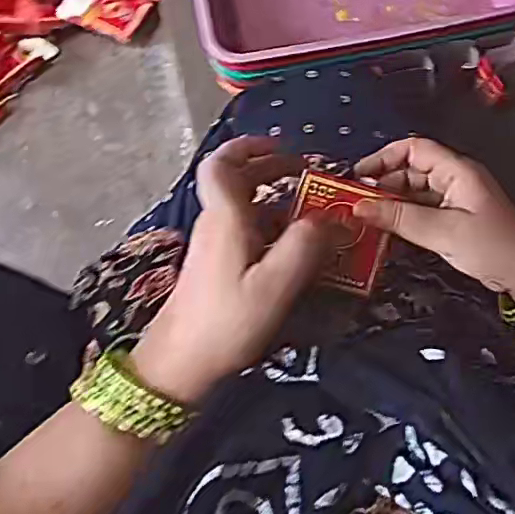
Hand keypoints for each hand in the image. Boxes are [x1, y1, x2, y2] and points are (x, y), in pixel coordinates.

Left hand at [131, 137, 344, 404]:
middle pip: (239, 179)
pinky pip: (248, 228)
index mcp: (226, 216)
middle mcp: (218, 222)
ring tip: (314, 209)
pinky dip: (274, 224)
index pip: (221, 164)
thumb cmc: (226, 321)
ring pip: (246, 205)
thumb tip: (336, 217)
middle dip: (275, 168)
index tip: (281, 145)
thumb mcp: (276, 284)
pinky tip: (297, 244)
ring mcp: (216, 243)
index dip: (248, 146)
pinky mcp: (219, 264)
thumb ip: (307, 244)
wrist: (178, 368)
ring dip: (279, 198)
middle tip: (310, 173)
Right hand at [352, 138, 514, 299]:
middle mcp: (454, 178)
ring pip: (414, 190)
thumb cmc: (493, 246)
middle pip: (410, 170)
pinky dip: (404, 215)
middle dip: (382, 183)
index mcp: (456, 170)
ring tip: (365, 218)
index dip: (383, 158)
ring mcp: (455, 198)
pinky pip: (422, 208)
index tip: (358, 176)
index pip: (413, 149)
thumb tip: (359, 206)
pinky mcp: (455, 217)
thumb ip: (401, 218)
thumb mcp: (444, 232)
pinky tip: (386, 229)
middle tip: (355, 203)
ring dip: (391, 201)